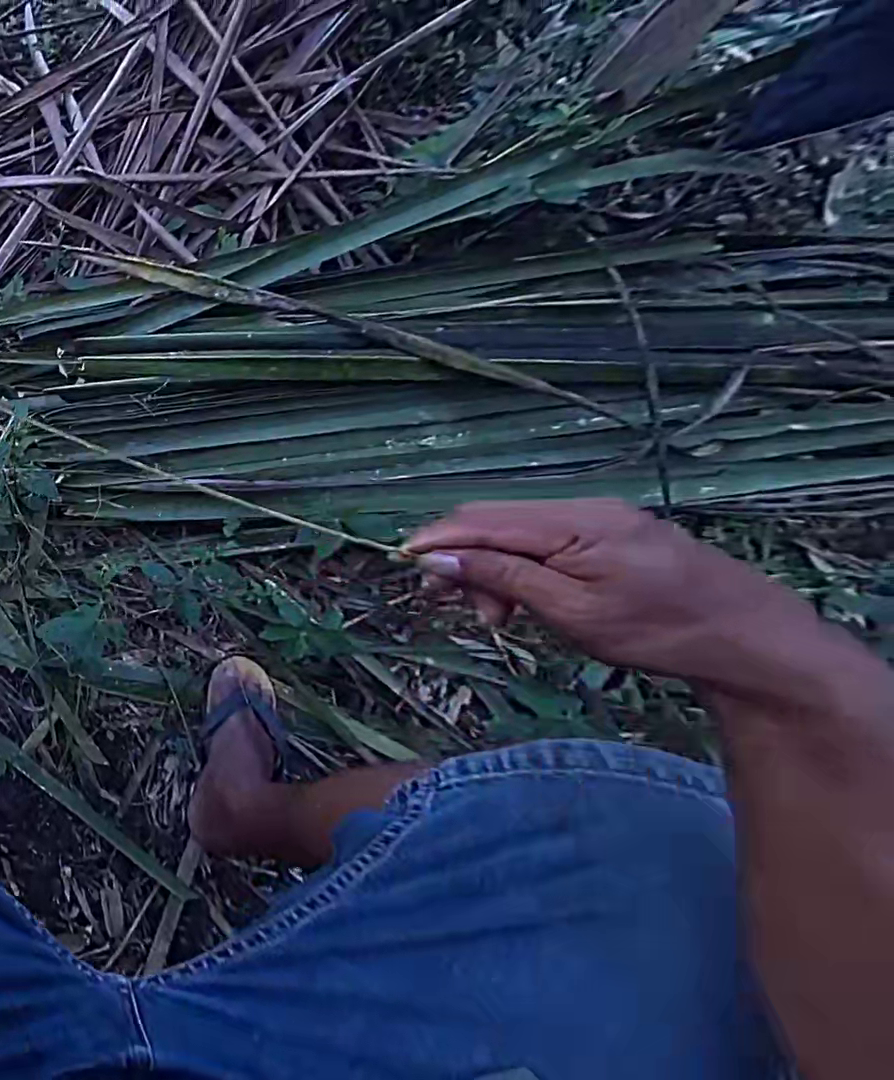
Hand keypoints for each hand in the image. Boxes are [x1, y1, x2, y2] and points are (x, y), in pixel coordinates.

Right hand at [406, 499, 836, 700]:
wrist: (757, 643)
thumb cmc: (659, 632)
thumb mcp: (569, 610)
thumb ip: (499, 576)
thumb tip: (436, 558)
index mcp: (576, 524)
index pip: (479, 520)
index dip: (433, 540)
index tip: (400, 564)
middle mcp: (582, 508)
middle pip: (488, 519)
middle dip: (459, 557)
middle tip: (454, 603)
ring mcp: (597, 516)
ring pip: (509, 529)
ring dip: (487, 567)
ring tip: (496, 613)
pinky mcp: (606, 530)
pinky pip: (537, 537)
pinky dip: (514, 565)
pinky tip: (521, 596)